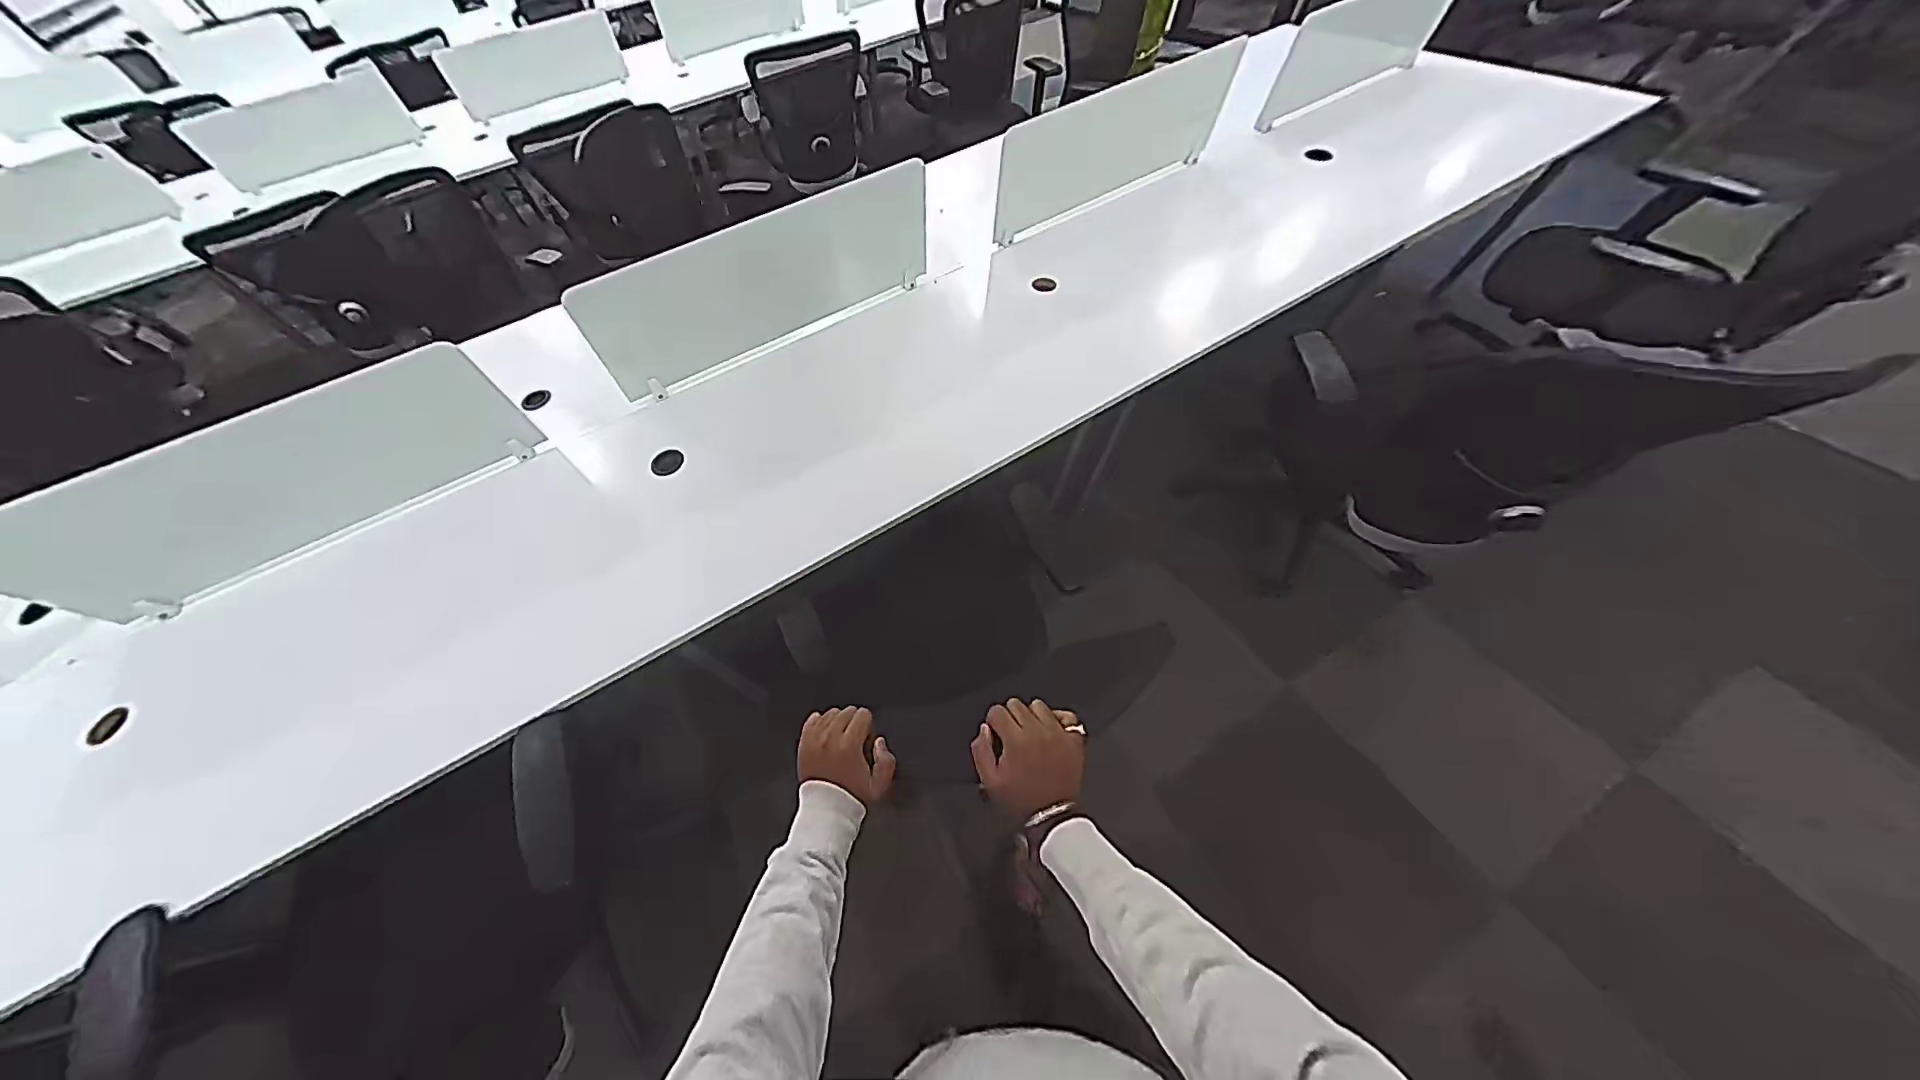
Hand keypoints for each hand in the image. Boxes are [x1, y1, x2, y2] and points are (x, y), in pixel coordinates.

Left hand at [798, 706, 895, 805]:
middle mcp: (831, 739)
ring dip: (838, 721)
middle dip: (854, 721)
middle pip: (846, 712)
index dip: (868, 724)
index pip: (862, 714)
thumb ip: (887, 761)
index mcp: (849, 746)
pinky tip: (825, 730)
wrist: (825, 809)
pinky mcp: (804, 744)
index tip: (866, 736)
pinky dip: (820, 722)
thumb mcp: (879, 785)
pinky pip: (812, 720)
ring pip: (830, 714)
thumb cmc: (850, 797)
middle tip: (854, 738)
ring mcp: (815, 740)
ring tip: (840, 736)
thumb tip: (879, 742)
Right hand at [970, 699, 1084, 819]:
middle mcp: (1037, 731)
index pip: (997, 711)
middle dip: (1010, 717)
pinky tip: (1050, 730)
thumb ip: (981, 750)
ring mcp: (1058, 733)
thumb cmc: (1021, 800)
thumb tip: (984, 729)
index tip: (996, 733)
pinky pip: (1066, 715)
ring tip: (1030, 733)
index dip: (993, 721)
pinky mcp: (1073, 739)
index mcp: (1015, 740)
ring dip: (1032, 716)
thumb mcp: (990, 780)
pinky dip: (1058, 719)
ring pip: (1039, 706)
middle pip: (1017, 705)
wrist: (1051, 815)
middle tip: (1012, 736)